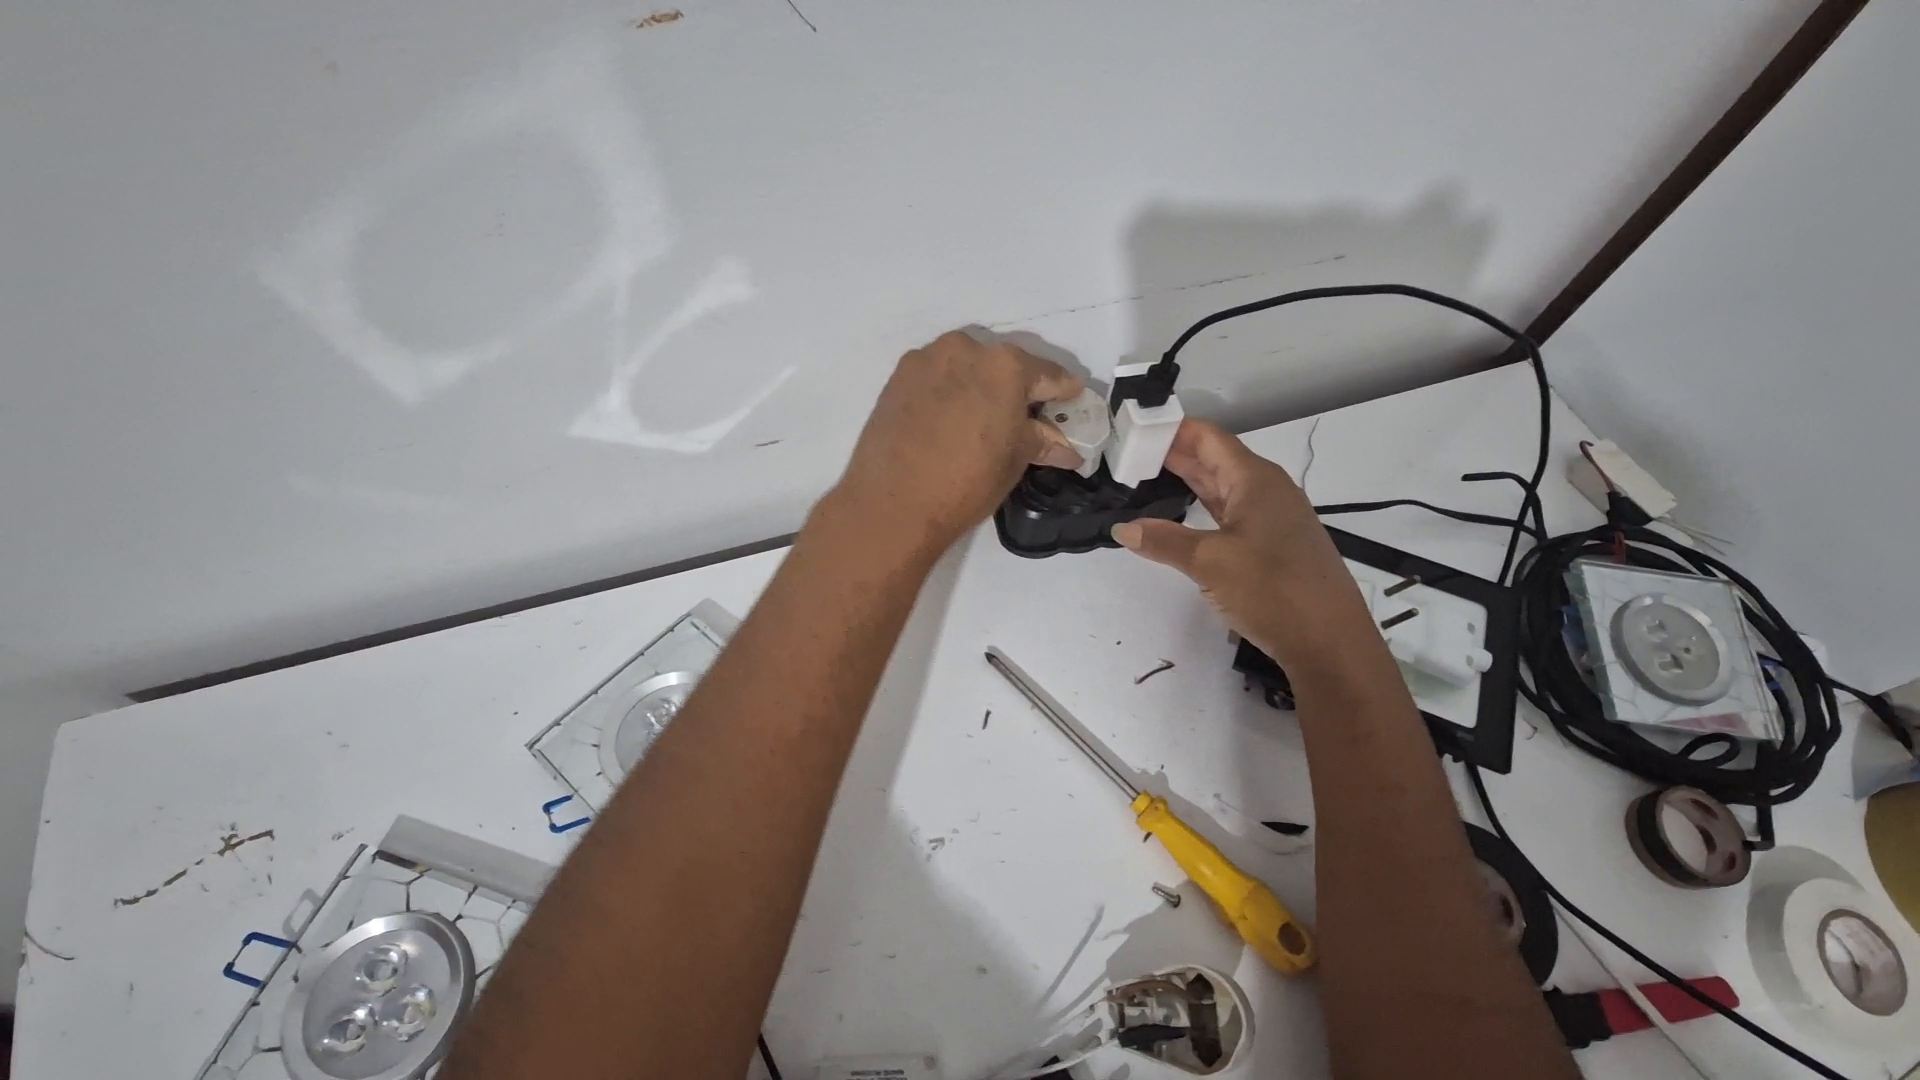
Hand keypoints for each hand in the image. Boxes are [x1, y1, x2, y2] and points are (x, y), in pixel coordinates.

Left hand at [833, 331, 1083, 550]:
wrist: (892, 503)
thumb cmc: (966, 481)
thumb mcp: (1014, 460)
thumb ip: (1042, 441)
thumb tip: (1069, 448)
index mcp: (1005, 365)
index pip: (1047, 375)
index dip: (1064, 393)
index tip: (1072, 402)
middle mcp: (965, 349)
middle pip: (1004, 365)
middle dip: (1018, 388)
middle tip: (1025, 418)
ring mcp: (926, 360)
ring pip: (966, 367)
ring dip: (980, 386)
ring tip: (983, 421)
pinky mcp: (897, 377)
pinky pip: (936, 378)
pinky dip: (949, 392)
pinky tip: (950, 421)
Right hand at [1111, 419, 1374, 669]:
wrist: (1330, 641)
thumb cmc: (1273, 590)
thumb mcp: (1210, 562)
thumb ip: (1164, 541)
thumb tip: (1123, 529)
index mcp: (1255, 480)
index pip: (1207, 437)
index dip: (1171, 428)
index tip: (1134, 428)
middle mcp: (1266, 490)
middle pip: (1214, 458)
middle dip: (1172, 453)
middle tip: (1128, 452)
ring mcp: (1272, 518)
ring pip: (1221, 487)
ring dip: (1186, 480)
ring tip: (1145, 476)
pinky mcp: (1272, 545)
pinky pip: (1229, 513)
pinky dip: (1201, 508)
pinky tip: (1179, 517)